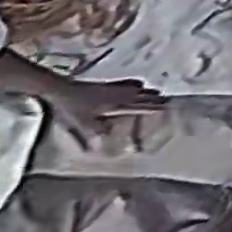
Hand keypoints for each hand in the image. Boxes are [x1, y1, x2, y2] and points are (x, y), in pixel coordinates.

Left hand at [46, 78, 163, 143]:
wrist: (63, 90)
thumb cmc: (72, 108)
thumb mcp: (81, 124)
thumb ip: (95, 134)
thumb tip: (101, 148)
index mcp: (119, 105)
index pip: (143, 106)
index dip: (156, 108)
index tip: (169, 108)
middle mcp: (124, 95)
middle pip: (147, 95)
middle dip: (158, 99)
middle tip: (167, 102)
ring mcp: (119, 87)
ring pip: (143, 89)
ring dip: (150, 93)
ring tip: (156, 96)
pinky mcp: (113, 83)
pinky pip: (134, 83)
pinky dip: (140, 86)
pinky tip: (139, 86)